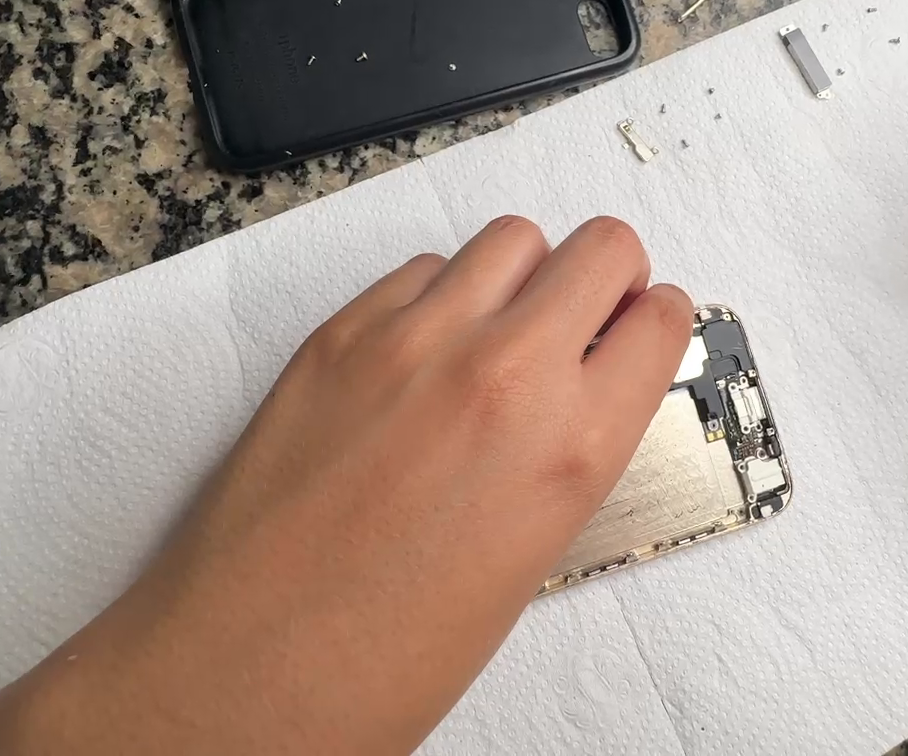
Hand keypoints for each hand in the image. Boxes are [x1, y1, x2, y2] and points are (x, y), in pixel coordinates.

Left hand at [0, 216, 692, 755]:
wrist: (245, 670)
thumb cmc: (391, 651)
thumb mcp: (533, 548)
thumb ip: (576, 443)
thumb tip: (593, 380)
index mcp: (570, 446)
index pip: (661, 320)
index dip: (659, 316)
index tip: (642, 324)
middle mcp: (502, 371)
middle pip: (602, 244)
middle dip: (611, 271)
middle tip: (589, 307)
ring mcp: (415, 337)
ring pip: (512, 237)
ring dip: (526, 272)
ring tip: (503, 323)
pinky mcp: (342, 329)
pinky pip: (423, 269)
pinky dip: (443, 292)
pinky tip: (427, 345)